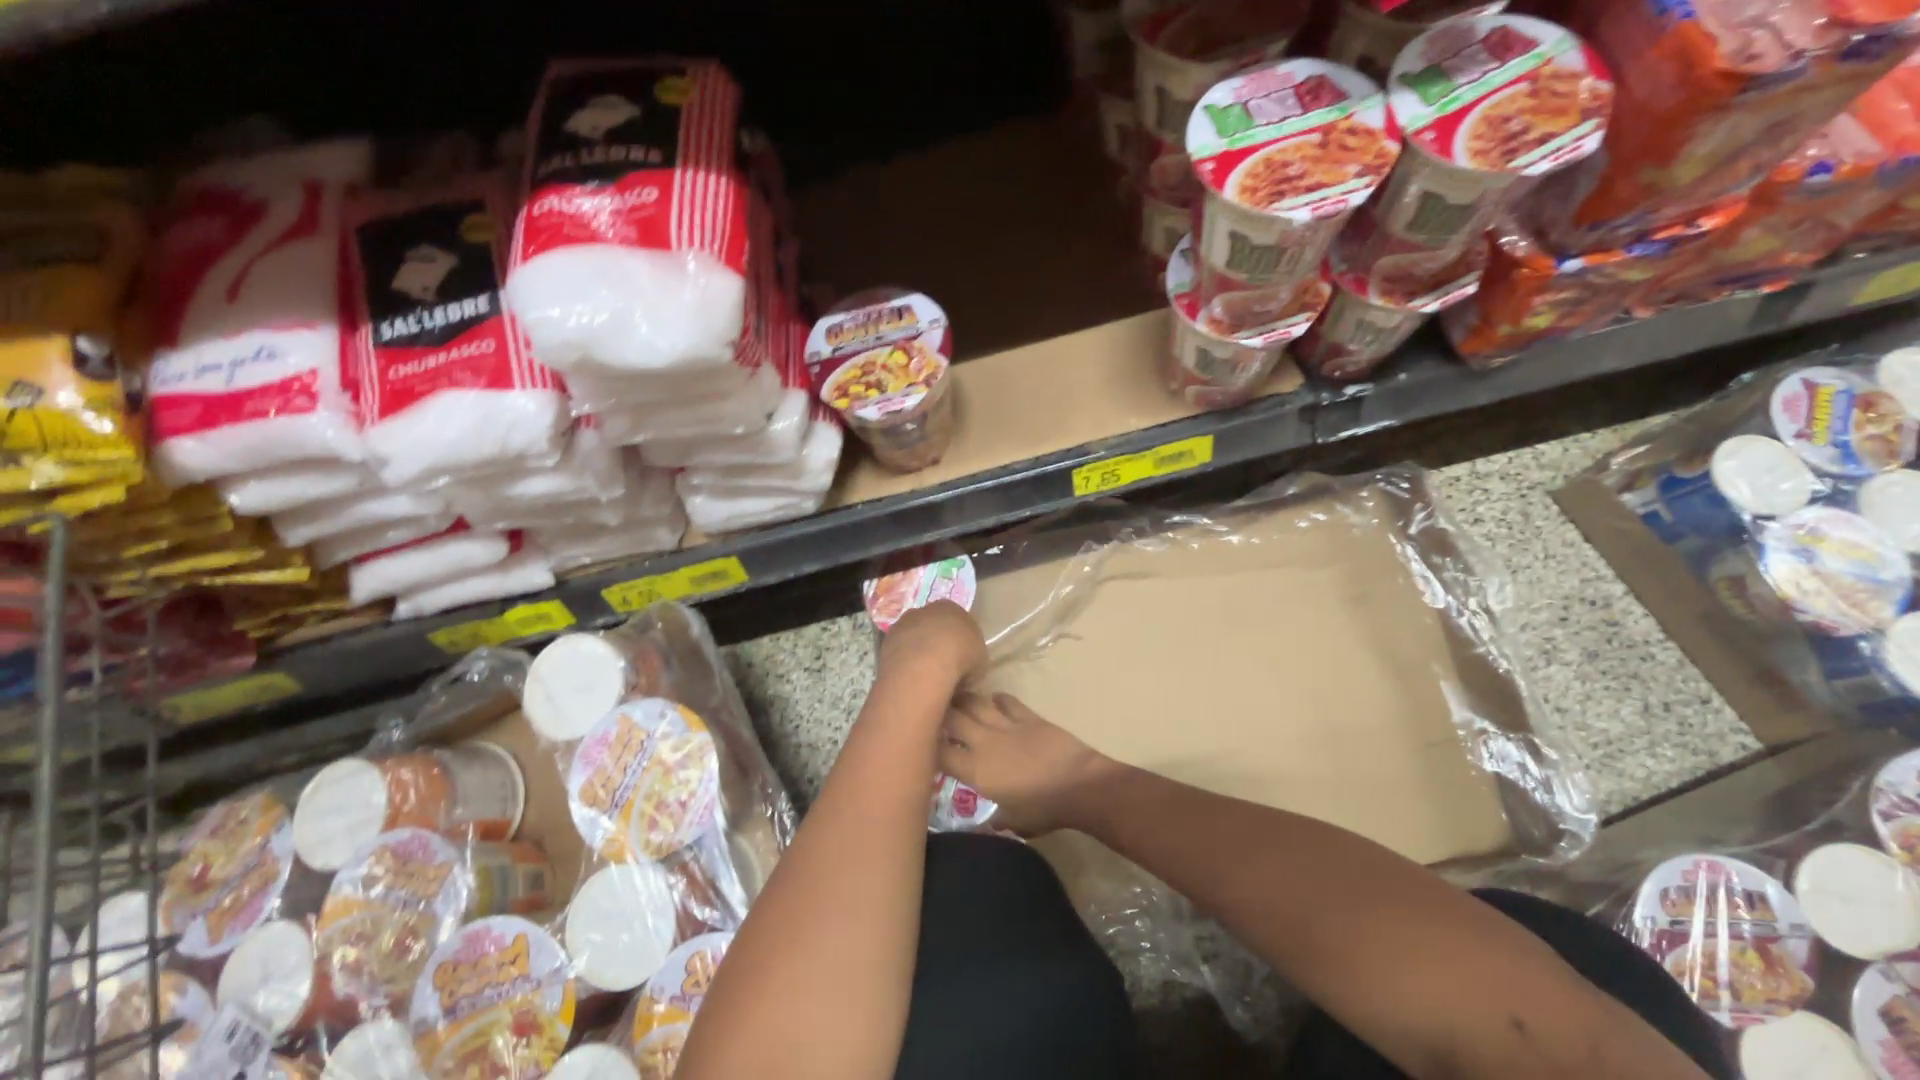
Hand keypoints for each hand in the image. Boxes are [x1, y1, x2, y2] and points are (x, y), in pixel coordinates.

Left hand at [877, 600, 986, 687]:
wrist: (925, 665)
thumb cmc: (961, 657)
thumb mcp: (980, 661)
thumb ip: (973, 658)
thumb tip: (966, 669)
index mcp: (951, 608)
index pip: (956, 620)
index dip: (959, 640)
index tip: (961, 658)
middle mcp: (924, 610)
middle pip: (931, 626)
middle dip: (936, 643)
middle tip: (943, 666)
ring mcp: (902, 624)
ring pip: (913, 638)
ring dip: (917, 653)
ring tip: (925, 676)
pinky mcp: (886, 641)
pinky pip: (899, 652)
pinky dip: (904, 662)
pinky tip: (911, 678)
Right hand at [937, 692, 1126, 834]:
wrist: (1080, 787)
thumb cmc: (1044, 810)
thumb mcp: (1013, 822)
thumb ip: (995, 819)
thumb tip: (988, 822)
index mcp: (975, 771)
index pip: (937, 752)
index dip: (925, 745)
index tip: (920, 743)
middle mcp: (983, 742)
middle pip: (950, 717)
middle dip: (938, 713)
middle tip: (933, 715)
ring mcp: (1006, 725)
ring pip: (974, 701)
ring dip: (963, 700)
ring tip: (956, 700)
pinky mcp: (1028, 716)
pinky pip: (1006, 700)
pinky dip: (997, 699)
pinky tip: (994, 702)